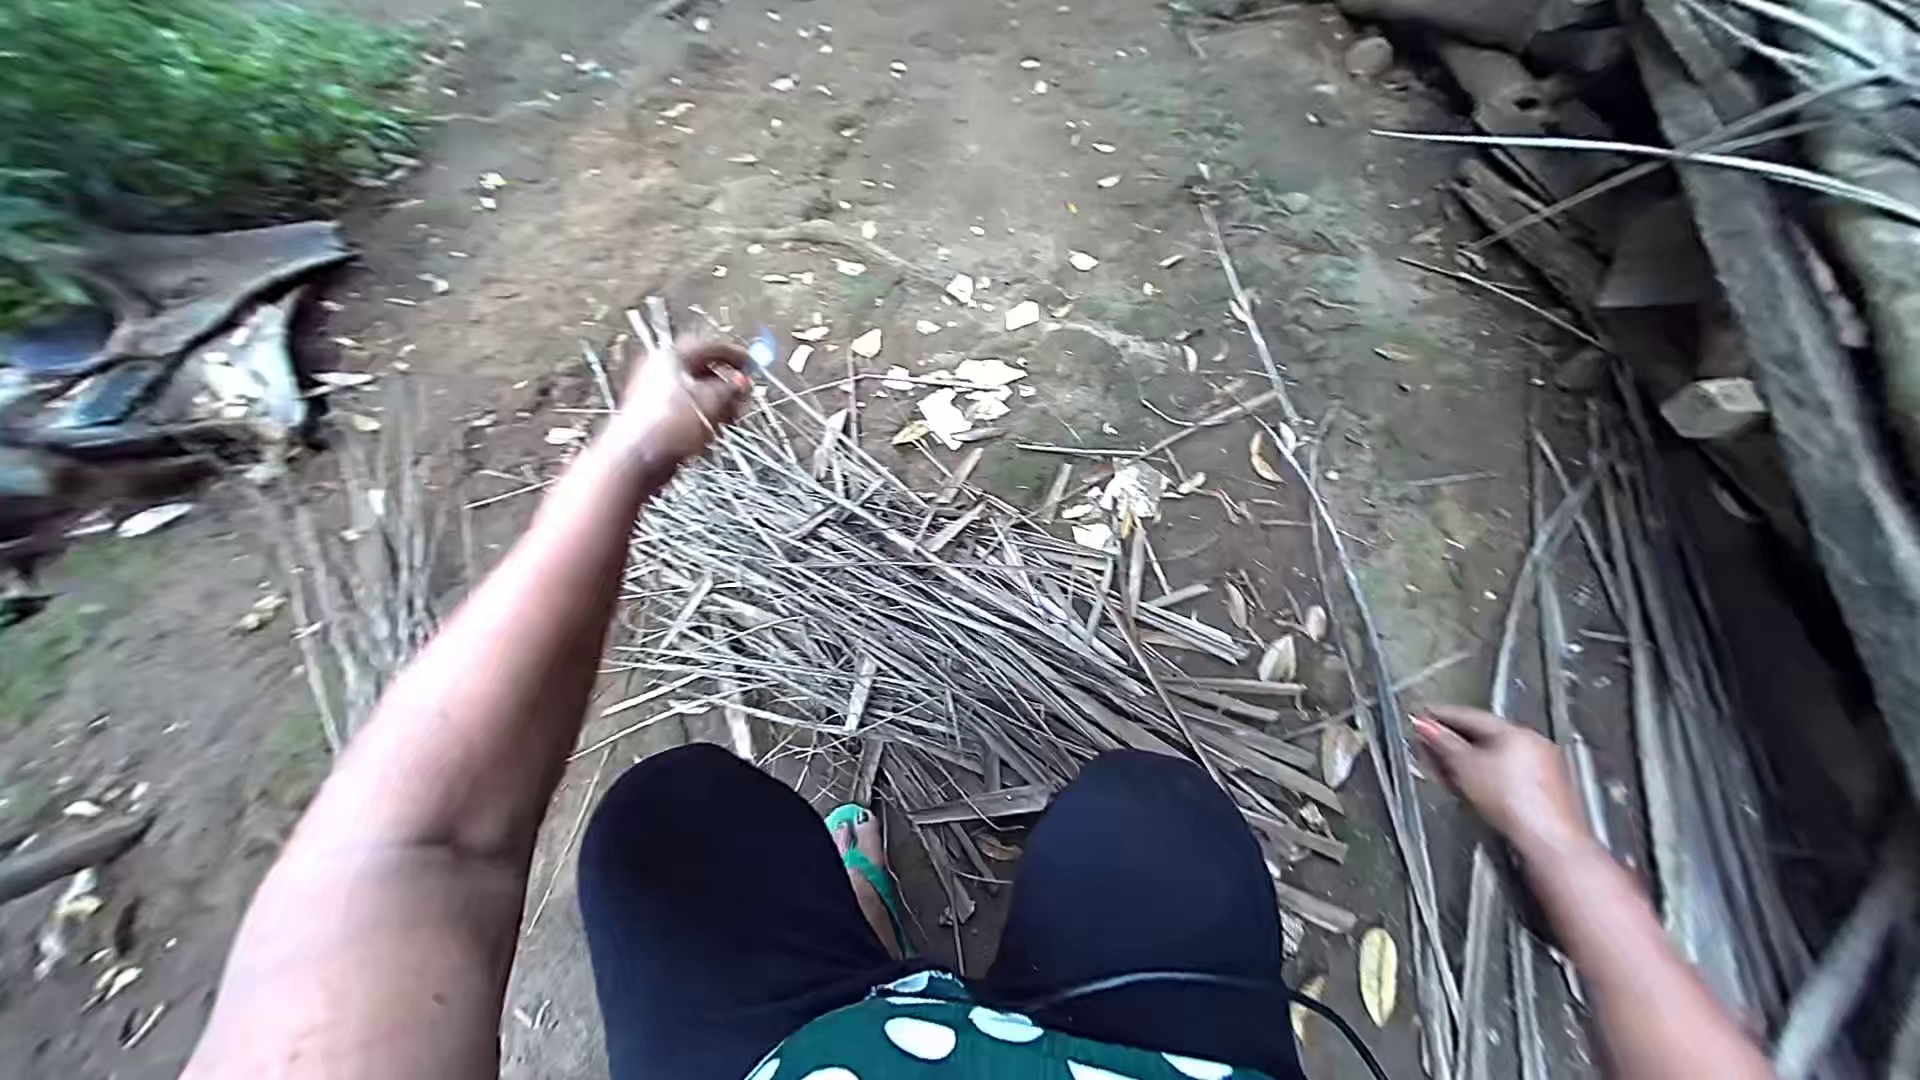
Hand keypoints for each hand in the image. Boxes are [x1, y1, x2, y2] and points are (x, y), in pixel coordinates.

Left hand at [603, 337, 751, 468]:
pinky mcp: (653, 415)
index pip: (709, 346)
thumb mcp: (714, 401)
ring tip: (729, 418)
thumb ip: (733, 388)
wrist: (637, 457)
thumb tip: (743, 382)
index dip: (734, 355)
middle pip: (701, 369)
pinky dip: (701, 414)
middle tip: (742, 395)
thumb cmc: (673, 424)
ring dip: (716, 402)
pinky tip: (710, 430)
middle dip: (726, 383)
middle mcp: (659, 369)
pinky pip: (684, 408)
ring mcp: (654, 392)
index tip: (750, 365)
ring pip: (694, 391)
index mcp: (672, 357)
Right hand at [1412, 705, 1589, 859]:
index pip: (1468, 715)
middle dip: (1450, 739)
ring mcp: (1543, 769)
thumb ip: (1440, 741)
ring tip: (1441, 765)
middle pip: (1481, 735)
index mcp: (1518, 733)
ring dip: (1463, 758)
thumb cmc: (1514, 804)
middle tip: (1426, 741)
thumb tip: (1426, 726)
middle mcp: (1535, 746)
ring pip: (1492, 755)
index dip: (1439, 716)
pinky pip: (1504, 772)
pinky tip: (1467, 783)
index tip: (1420, 717)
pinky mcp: (1543, 792)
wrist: (1548, 844)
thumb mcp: (1462, 765)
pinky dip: (1481, 773)